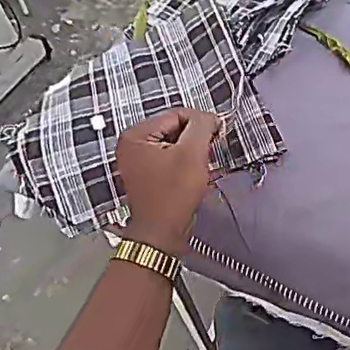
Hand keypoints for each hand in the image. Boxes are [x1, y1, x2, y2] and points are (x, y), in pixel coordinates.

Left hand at [117, 108, 221, 254]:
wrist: (162, 233)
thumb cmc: (174, 194)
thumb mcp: (192, 154)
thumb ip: (202, 126)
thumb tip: (210, 117)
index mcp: (136, 135)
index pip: (176, 115)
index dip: (200, 123)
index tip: (218, 135)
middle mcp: (132, 146)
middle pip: (175, 129)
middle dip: (196, 140)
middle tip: (210, 154)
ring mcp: (138, 163)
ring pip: (175, 146)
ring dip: (193, 153)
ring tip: (203, 167)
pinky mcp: (148, 177)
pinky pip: (171, 161)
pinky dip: (186, 165)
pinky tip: (195, 176)